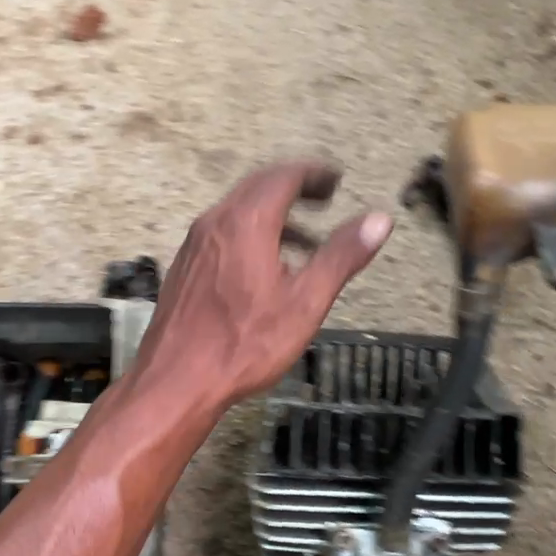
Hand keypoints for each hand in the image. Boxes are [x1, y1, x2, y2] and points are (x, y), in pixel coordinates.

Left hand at [134, 161, 393, 407]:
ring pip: (239, 213)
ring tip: (306, 242)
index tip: (336, 180)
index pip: (284, 177)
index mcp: (246, 223)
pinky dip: (252, 235)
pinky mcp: (185, 268)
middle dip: (295, 188)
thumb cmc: (243, 344)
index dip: (314, 174)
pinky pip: (223, 235)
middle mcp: (215, 223)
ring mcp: (195, 245)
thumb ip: (341, 256)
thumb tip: (379, 221)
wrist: (176, 381)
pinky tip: (266, 271)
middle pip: (258, 188)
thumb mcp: (305, 302)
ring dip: (274, 216)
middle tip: (325, 198)